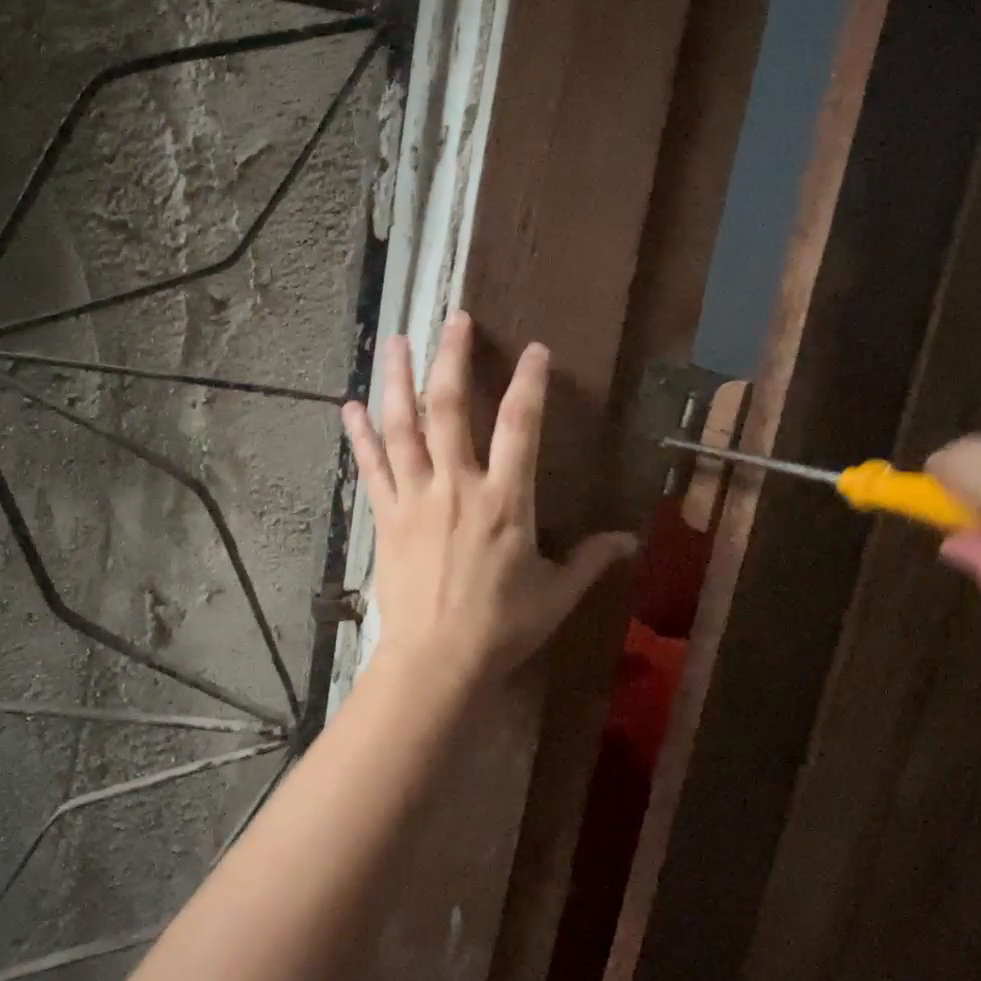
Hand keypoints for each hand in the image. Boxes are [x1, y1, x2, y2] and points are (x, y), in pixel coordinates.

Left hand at [340, 312, 637, 685]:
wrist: (436, 661)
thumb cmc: (501, 628)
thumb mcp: (556, 595)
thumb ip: (591, 560)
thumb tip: (631, 541)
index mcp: (505, 501)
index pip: (519, 426)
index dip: (528, 383)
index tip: (534, 350)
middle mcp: (456, 487)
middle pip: (449, 409)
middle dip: (451, 359)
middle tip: (452, 319)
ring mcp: (415, 499)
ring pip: (402, 427)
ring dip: (398, 380)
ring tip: (397, 340)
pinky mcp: (385, 517)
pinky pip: (370, 467)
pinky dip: (359, 435)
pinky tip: (349, 406)